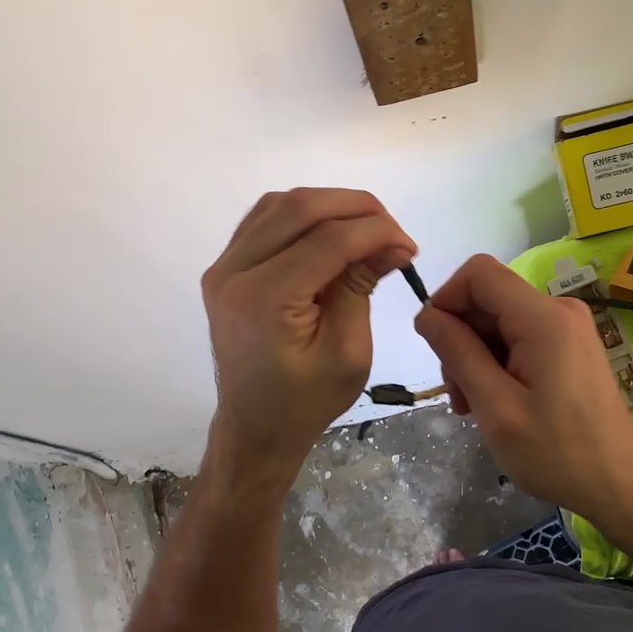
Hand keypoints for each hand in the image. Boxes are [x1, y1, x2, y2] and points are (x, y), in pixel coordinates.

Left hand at [201, 189, 415, 467]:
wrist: (256, 427)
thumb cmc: (306, 401)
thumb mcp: (348, 352)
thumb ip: (362, 287)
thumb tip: (393, 243)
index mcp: (264, 300)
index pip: (327, 240)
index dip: (375, 232)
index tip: (409, 246)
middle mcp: (233, 273)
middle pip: (299, 208)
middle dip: (356, 208)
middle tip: (392, 231)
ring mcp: (223, 267)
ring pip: (279, 204)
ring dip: (329, 206)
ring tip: (366, 231)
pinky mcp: (225, 268)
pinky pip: (264, 220)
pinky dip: (302, 215)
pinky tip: (331, 233)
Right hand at [413, 255, 632, 517]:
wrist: (618, 485)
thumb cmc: (556, 453)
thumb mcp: (496, 408)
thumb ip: (458, 354)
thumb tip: (427, 315)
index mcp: (544, 319)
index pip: (479, 273)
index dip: (446, 299)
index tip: (434, 345)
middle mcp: (560, 310)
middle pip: (490, 299)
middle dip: (462, 339)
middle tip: (458, 397)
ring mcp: (570, 328)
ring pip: (502, 321)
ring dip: (478, 358)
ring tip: (474, 408)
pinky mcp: (573, 346)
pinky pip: (523, 337)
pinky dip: (501, 363)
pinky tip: (498, 403)